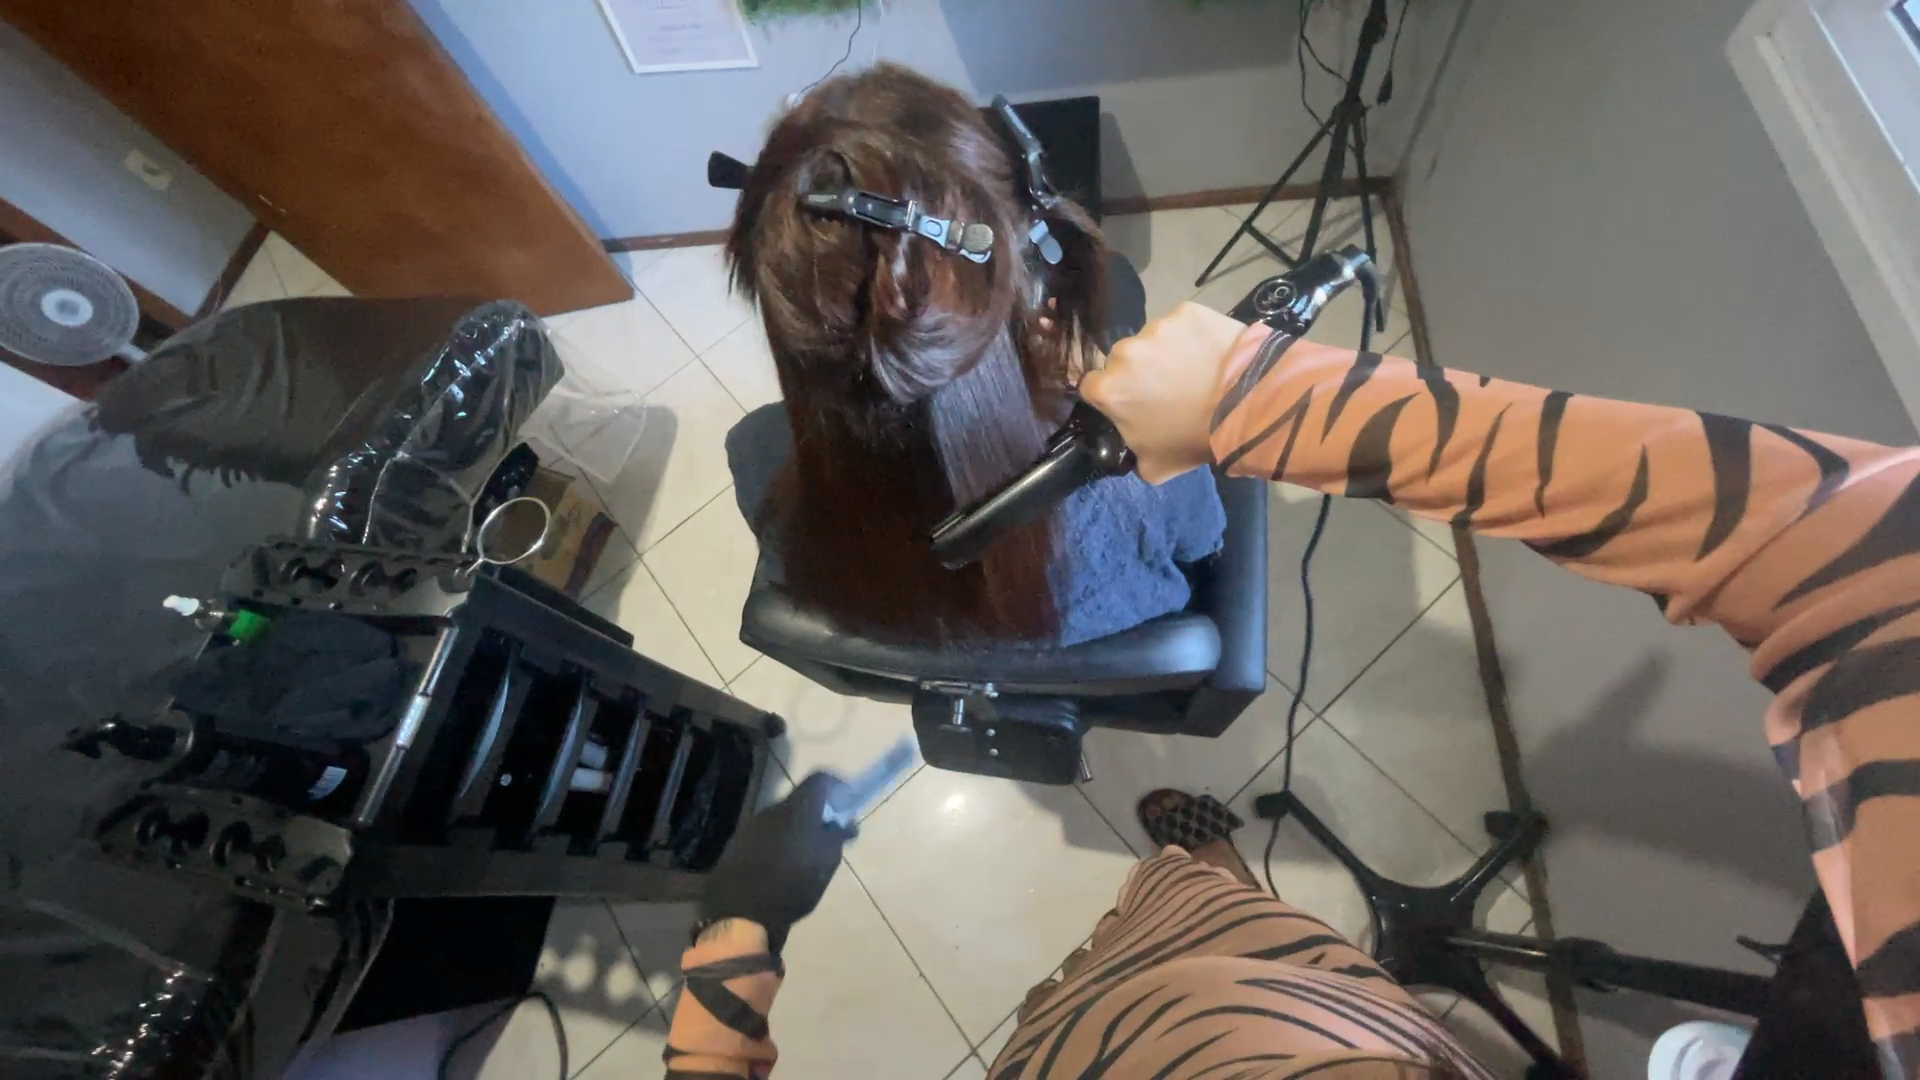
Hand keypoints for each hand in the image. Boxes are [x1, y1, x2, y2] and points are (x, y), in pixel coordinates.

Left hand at [699, 772, 853, 954]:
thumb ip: (838, 835)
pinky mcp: (735, 846)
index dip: (837, 785)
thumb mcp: (827, 862)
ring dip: (795, 831)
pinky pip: (764, 837)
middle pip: (800, 801)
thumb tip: (845, 821)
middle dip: (816, 814)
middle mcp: (772, 809)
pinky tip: (779, 869)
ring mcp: (750, 827)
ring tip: (804, 858)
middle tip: (828, 835)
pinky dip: (777, 845)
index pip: (820, 779)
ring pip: (781, 820)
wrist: (740, 916)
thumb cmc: (793, 885)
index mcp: (797, 808)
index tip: (847, 802)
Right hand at [1078, 302, 1247, 483]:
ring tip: (1192, 369)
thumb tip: (1133, 441)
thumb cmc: (1193, 438)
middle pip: (1120, 360)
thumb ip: (1130, 452)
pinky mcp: (1186, 311)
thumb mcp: (1153, 465)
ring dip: (1163, 352)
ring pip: (1151, 340)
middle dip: (1136, 371)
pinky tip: (1208, 352)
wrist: (1248, 406)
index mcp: (1108, 390)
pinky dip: (1191, 335)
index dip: (1110, 395)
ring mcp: (1156, 328)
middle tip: (1165, 387)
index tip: (1130, 402)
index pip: (1091, 386)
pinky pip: (1181, 323)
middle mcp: (1124, 353)